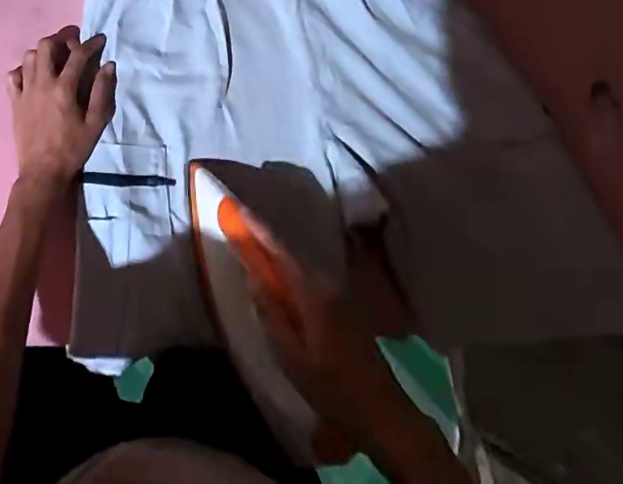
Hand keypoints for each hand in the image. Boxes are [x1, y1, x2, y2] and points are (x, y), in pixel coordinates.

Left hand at [7, 26, 115, 190]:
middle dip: (61, 36)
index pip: (78, 55)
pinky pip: (14, 75)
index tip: (100, 40)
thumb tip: (108, 65)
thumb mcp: (95, 123)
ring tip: (55, 55)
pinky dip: (24, 69)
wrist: (43, 171)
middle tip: (73, 38)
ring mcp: (25, 90)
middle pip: (46, 46)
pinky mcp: (14, 101)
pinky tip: (33, 75)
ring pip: (29, 57)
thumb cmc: (73, 148)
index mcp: (63, 88)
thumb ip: (102, 92)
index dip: (90, 44)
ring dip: (43, 50)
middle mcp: (42, 83)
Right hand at [249, 235, 407, 434]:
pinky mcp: (347, 306)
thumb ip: (271, 313)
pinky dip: (294, 270)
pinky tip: (284, 277)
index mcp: (313, 295)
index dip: (258, 231)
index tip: (239, 210)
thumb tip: (253, 277)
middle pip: (292, 255)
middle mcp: (329, 286)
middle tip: (242, 227)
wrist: (383, 412)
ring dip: (280, 256)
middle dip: (266, 239)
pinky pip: (313, 277)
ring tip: (258, 248)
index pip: (280, 254)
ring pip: (303, 266)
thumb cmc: (332, 387)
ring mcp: (342, 294)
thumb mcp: (291, 356)